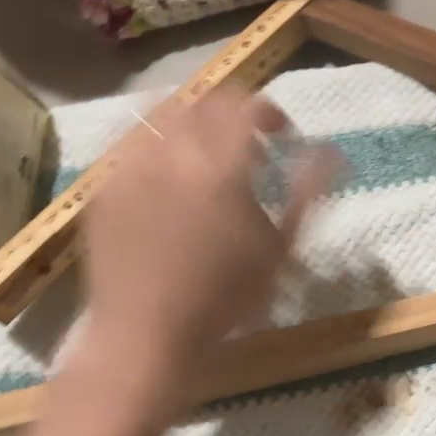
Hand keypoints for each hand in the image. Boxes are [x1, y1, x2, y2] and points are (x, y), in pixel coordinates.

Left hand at [80, 86, 336, 382]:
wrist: (147, 335)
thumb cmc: (225, 300)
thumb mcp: (279, 250)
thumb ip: (307, 194)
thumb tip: (333, 152)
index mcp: (221, 169)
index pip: (245, 106)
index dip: (269, 112)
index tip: (281, 136)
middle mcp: (172, 154)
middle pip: (204, 100)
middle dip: (231, 114)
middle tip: (247, 146)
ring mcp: (129, 166)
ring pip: (162, 112)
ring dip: (193, 121)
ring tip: (204, 153)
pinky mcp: (102, 184)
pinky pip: (130, 140)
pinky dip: (156, 141)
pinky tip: (168, 170)